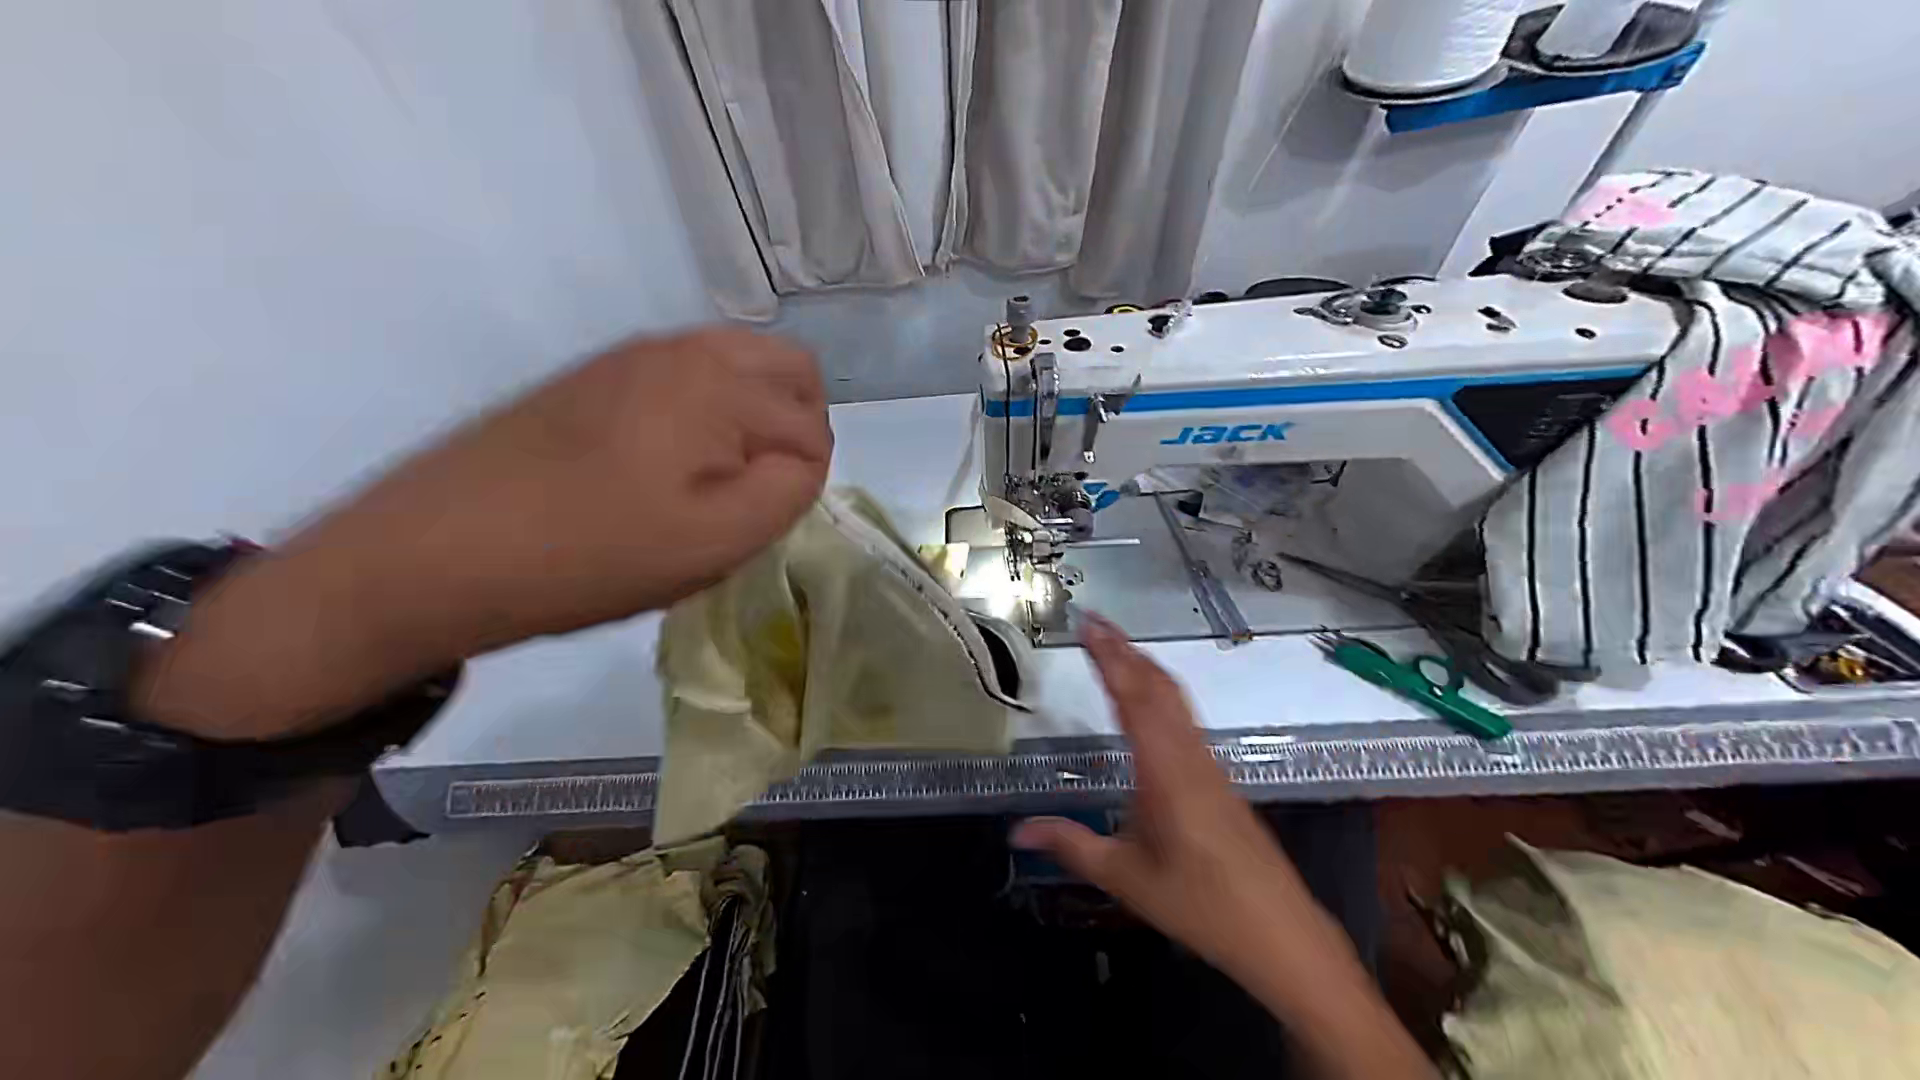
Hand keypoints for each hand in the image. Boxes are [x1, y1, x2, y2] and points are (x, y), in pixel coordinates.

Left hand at [136, 327, 831, 738]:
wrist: (435, 553)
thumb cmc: (590, 553)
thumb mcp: (717, 541)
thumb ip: (788, 490)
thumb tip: (800, 461)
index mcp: (718, 381)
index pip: (813, 427)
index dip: (801, 483)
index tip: (756, 523)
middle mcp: (681, 348)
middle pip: (789, 370)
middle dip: (796, 428)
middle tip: (761, 489)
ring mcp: (633, 356)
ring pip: (740, 367)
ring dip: (755, 417)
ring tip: (722, 478)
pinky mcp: (598, 377)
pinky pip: (690, 377)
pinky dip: (712, 411)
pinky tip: (672, 465)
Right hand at [1010, 616, 1344, 999]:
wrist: (1278, 931)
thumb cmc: (1199, 903)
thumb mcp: (1124, 877)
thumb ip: (1070, 845)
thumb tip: (1017, 830)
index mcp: (1162, 770)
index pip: (1132, 698)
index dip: (1109, 657)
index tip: (1088, 626)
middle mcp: (1187, 754)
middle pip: (1156, 686)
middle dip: (1124, 648)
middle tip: (1093, 620)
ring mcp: (1207, 761)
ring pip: (1175, 697)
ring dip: (1144, 664)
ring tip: (1115, 643)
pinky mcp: (1217, 774)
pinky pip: (1184, 715)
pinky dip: (1160, 688)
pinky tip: (1150, 695)